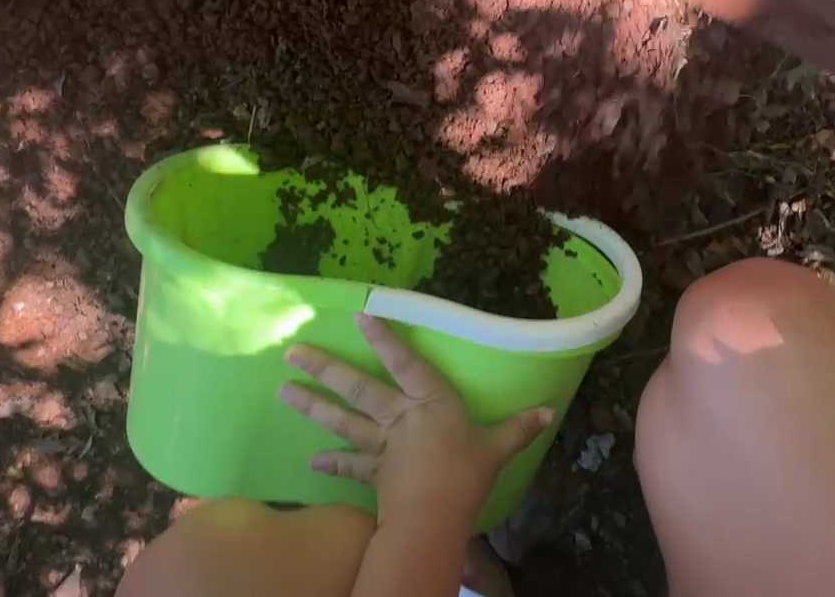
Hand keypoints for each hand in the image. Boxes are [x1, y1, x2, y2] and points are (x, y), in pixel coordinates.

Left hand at [279, 313, 553, 522]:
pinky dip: (331, 462)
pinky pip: (349, 464)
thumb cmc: (465, 475)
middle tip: (292, 352)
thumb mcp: (497, 448)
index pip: (402, 361)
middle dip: (325, 368)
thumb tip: (551, 411)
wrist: (433, 520)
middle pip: (357, 387)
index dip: (381, 337)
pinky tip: (311, 461)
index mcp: (429, 400)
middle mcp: (399, 415)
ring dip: (312, 405)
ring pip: (342, 420)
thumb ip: (519, 428)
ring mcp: (381, 444)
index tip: (358, 314)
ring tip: (283, 390)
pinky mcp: (372, 473)